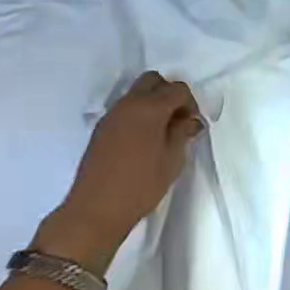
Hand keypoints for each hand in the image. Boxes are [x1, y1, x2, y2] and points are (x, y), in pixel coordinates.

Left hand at [37, 72, 200, 269]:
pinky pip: (125, 109)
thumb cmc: (141, 185)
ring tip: (162, 133)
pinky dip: (139, 114)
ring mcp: (112, 115)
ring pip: (137, 93)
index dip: (190, 103)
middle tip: (178, 120)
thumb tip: (189, 120)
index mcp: (149, 108)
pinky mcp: (101, 128)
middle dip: (170, 94)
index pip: (177, 89)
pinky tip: (144, 140)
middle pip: (153, 81)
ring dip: (153, 103)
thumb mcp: (172, 160)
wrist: (96, 208)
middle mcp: (128, 104)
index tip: (192, 125)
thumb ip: (182, 133)